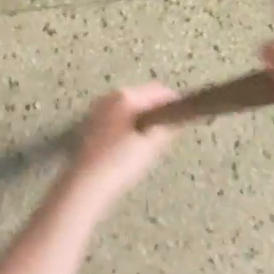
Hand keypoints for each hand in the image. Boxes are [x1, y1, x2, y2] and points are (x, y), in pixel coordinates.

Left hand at [51, 85, 181, 223]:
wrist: (87, 182)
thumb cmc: (120, 162)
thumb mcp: (152, 144)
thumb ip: (168, 126)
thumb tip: (177, 118)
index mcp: (125, 96)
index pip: (159, 90)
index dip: (175, 102)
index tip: (186, 116)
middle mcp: (108, 97)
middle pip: (142, 97)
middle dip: (157, 111)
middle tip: (170, 131)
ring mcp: (97, 110)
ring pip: (128, 109)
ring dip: (141, 120)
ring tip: (151, 143)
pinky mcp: (89, 125)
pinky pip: (116, 119)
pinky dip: (127, 127)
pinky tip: (130, 148)